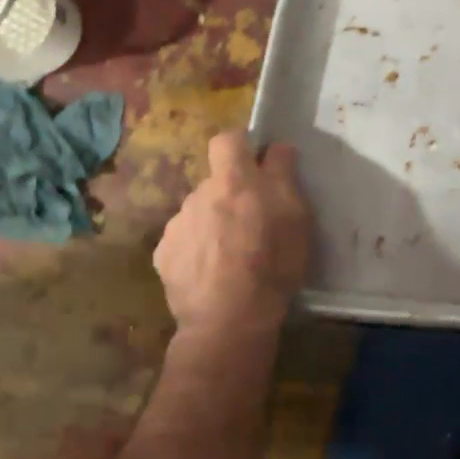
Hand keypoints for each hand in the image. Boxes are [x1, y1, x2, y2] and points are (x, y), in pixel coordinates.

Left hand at [153, 131, 311, 340]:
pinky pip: (186, 239)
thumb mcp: (295, 217)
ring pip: (201, 211)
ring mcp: (178, 224)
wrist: (228, 319)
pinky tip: (214, 270)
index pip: (229, 140)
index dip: (243, 144)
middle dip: (235, 193)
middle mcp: (200, 195)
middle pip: (217, 181)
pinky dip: (199, 248)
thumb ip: (283, 177)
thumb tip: (276, 149)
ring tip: (234, 252)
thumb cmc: (273, 264)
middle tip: (255, 220)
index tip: (258, 161)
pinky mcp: (164, 253)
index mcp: (235, 182)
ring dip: (216, 221)